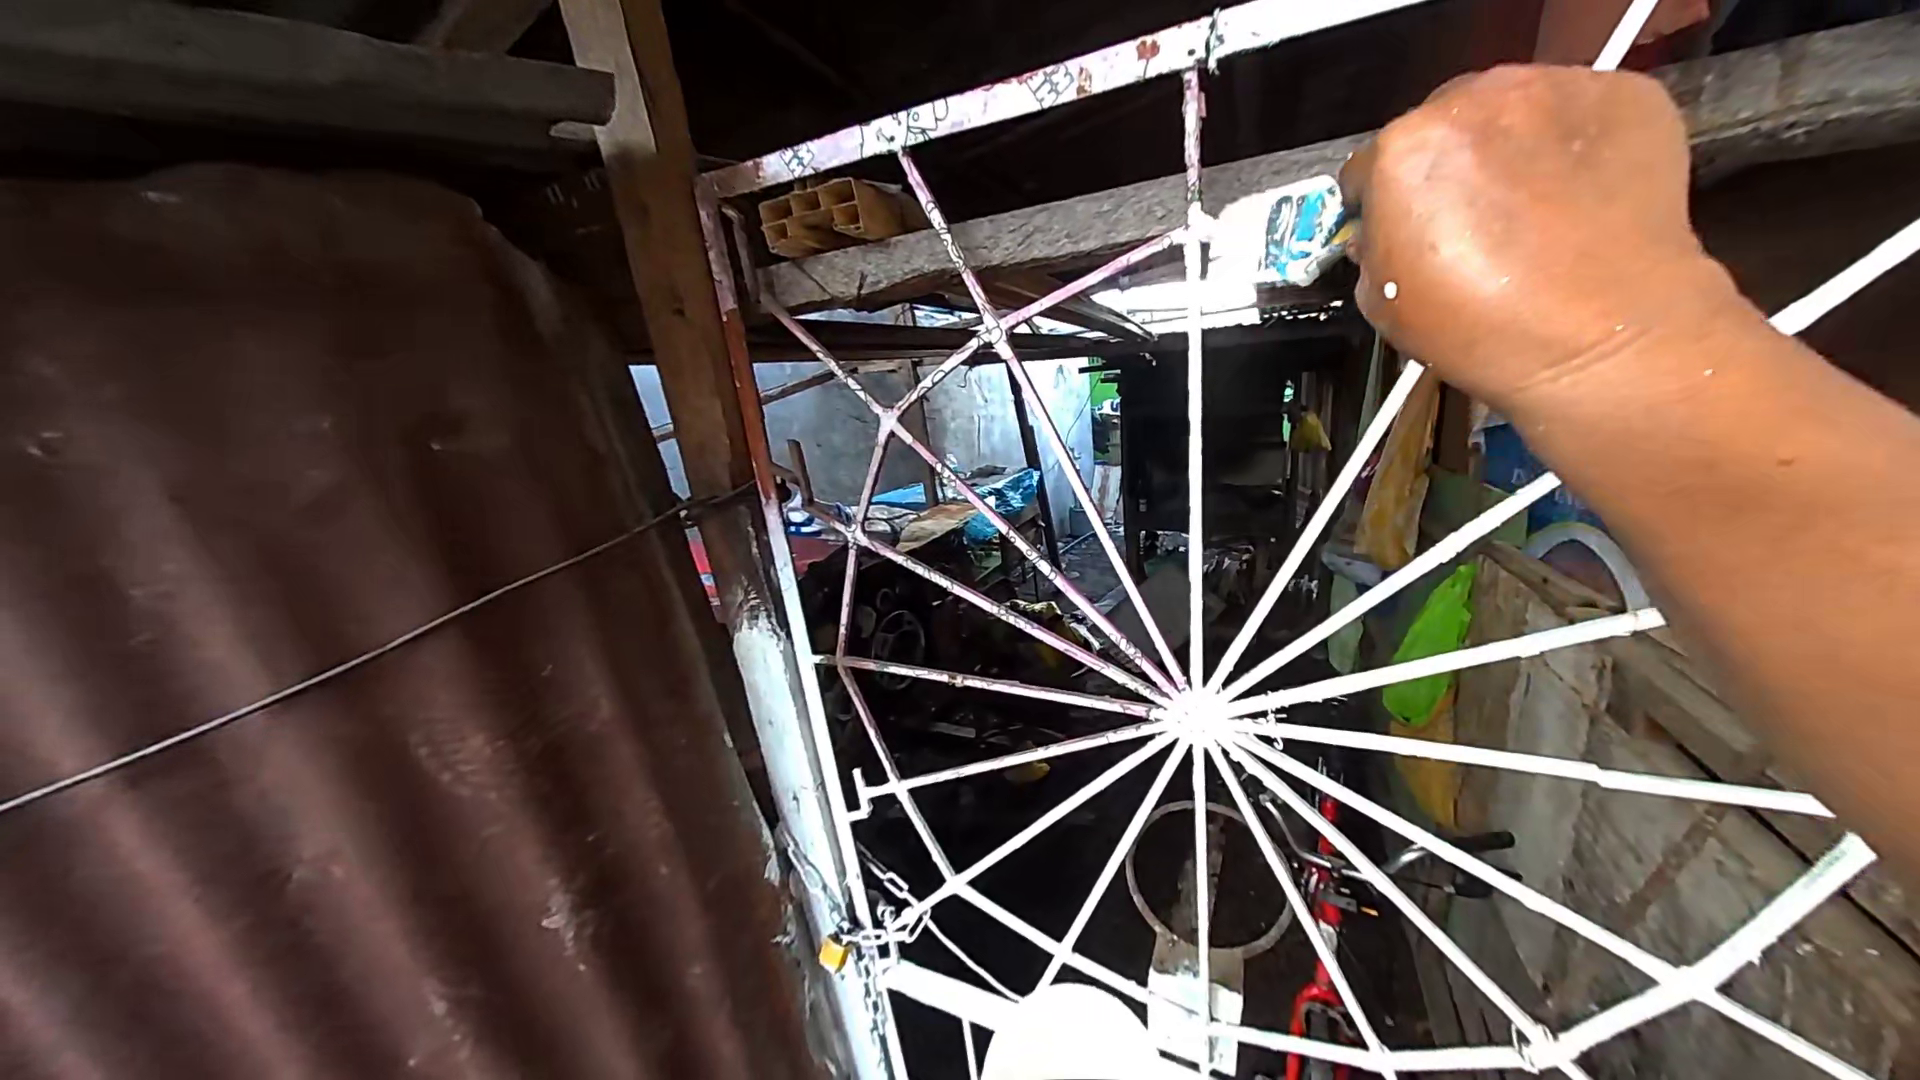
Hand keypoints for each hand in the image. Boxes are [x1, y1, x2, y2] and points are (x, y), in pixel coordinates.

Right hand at [1339, 65, 1754, 413]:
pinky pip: (1565, 114)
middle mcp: (1474, 105)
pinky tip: (1556, 196)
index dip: (1370, 204)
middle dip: (1433, 167)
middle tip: (1449, 219)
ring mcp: (1554, 93)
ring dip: (1492, 150)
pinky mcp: (1619, 98)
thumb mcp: (1379, 298)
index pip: (1365, 168)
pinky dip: (1554, 147)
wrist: (1591, 332)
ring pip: (1499, 112)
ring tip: (1507, 207)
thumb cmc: (1476, 324)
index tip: (1385, 226)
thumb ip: (1369, 247)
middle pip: (1433, 126)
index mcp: (1403, 153)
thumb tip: (1378, 230)